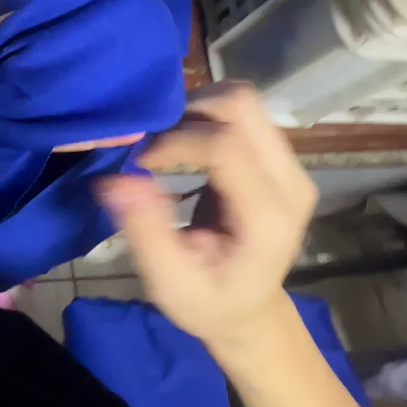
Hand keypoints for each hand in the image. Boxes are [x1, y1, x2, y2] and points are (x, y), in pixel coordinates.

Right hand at [97, 85, 317, 348]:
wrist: (250, 308)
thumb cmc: (209, 301)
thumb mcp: (170, 283)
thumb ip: (146, 232)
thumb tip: (117, 180)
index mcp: (268, 217)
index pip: (225, 144)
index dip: (176, 140)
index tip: (140, 160)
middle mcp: (289, 181)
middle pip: (241, 105)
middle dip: (187, 110)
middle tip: (153, 140)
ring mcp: (288, 162)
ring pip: (239, 98)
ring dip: (193, 108)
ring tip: (165, 141)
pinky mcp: (277, 152)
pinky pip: (238, 109)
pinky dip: (202, 113)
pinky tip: (181, 142)